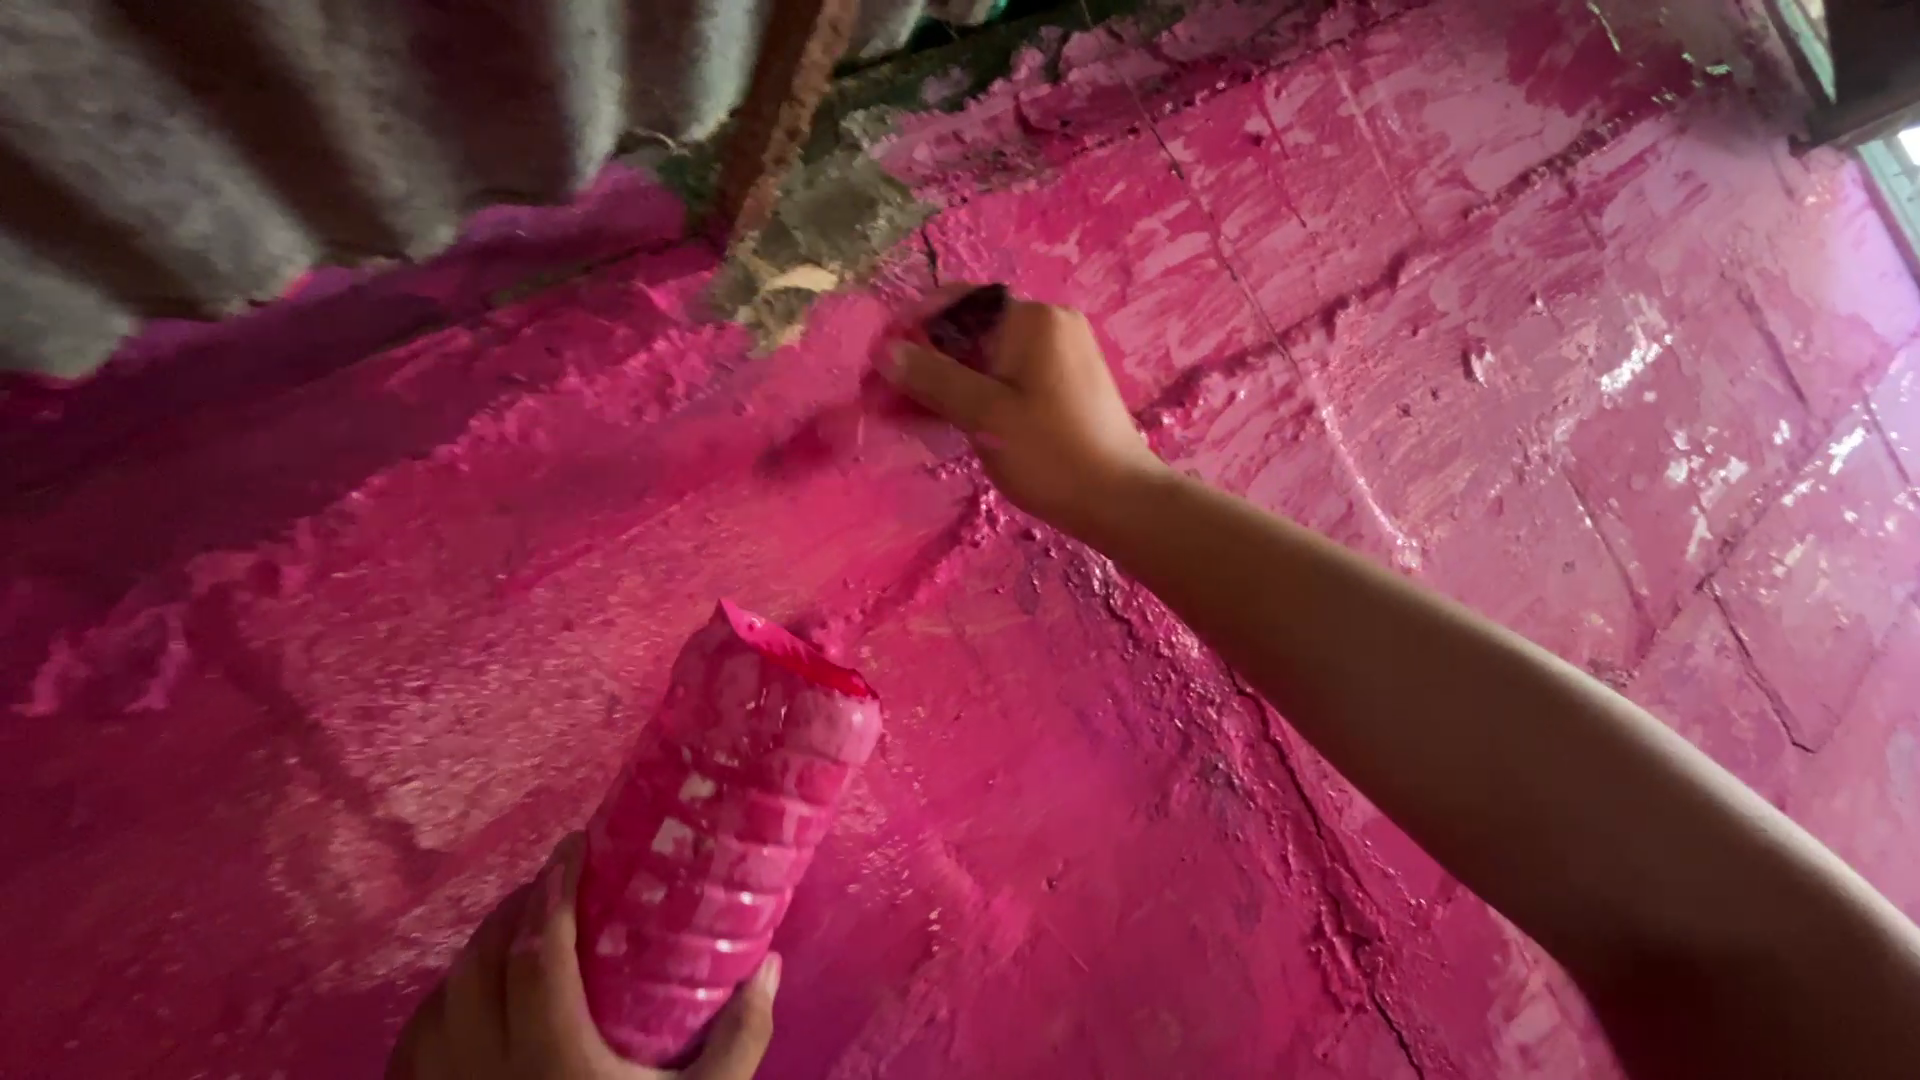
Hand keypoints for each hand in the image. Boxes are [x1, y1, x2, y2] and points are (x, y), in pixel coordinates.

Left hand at [386, 833, 777, 1079]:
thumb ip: (741, 1038)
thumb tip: (771, 963)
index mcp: (554, 1064)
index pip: (537, 954)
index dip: (552, 892)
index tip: (573, 846)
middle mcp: (487, 1078)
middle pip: (478, 966)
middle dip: (513, 909)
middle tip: (553, 882)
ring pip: (436, 1005)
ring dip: (473, 954)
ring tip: (514, 931)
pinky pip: (408, 1055)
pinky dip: (436, 1010)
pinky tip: (467, 1002)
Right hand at [883, 296, 1167, 538]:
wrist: (1119, 500)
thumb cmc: (1050, 455)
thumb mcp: (984, 416)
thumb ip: (933, 378)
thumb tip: (886, 350)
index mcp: (1032, 319)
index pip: (958, 302)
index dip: (914, 327)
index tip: (882, 363)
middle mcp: (1050, 324)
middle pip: (973, 329)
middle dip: (930, 359)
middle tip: (893, 397)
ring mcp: (1062, 353)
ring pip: (990, 355)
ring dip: (951, 379)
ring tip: (917, 413)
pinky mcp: (1066, 382)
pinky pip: (1011, 374)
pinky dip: (980, 391)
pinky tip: (956, 419)